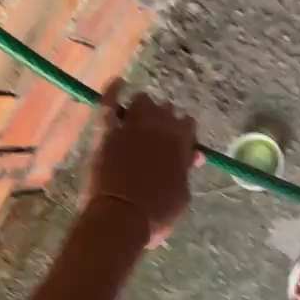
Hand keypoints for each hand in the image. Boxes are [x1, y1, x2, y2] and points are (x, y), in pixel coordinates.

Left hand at [82, 81, 199, 247]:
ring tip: (142, 114)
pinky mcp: (107, 132)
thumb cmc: (157, 214)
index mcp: (180, 142)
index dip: (185, 135)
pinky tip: (119, 82)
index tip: (181, 147)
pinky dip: (113, 90)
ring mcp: (132, 127)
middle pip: (167, 111)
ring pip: (143, 102)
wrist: (120, 217)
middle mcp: (159, 128)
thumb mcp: (183, 197)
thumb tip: (192, 158)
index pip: (188, 125)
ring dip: (145, 107)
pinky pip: (108, 103)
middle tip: (159, 136)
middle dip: (165, 120)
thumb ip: (186, 172)